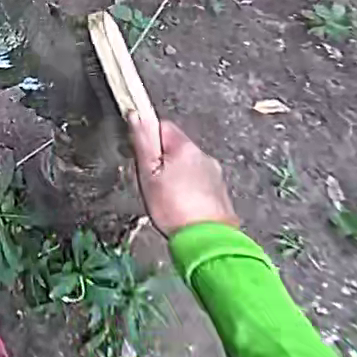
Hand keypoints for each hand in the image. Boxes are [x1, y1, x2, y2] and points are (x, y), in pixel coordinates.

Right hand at [126, 116, 238, 235]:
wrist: (207, 242)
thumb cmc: (173, 207)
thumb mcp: (148, 172)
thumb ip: (143, 141)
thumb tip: (136, 114)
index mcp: (185, 148)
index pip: (161, 125)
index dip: (146, 137)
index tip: (139, 154)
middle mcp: (204, 156)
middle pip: (174, 144)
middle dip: (159, 156)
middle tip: (149, 176)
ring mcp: (215, 174)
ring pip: (186, 162)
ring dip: (173, 170)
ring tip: (164, 192)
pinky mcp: (220, 191)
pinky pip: (197, 178)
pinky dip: (186, 184)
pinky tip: (179, 200)